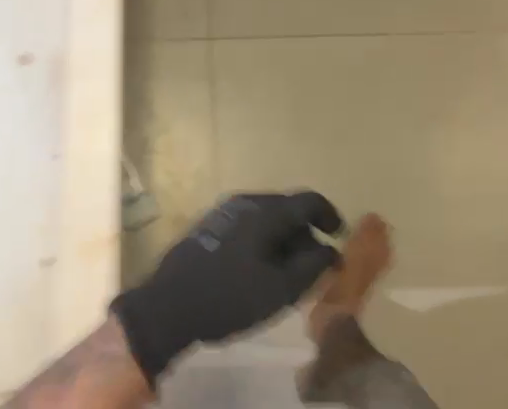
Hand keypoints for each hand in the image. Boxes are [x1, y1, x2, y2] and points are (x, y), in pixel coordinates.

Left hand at [110, 191, 344, 383]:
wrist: (168, 306)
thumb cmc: (229, 298)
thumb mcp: (279, 290)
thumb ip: (312, 268)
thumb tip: (332, 251)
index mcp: (264, 211)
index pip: (308, 200)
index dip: (329, 216)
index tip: (338, 237)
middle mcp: (244, 202)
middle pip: (286, 209)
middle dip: (306, 235)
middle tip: (314, 268)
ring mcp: (224, 212)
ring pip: (266, 219)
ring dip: (284, 241)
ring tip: (288, 275)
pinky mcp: (210, 226)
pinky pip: (248, 227)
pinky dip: (264, 243)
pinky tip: (261, 272)